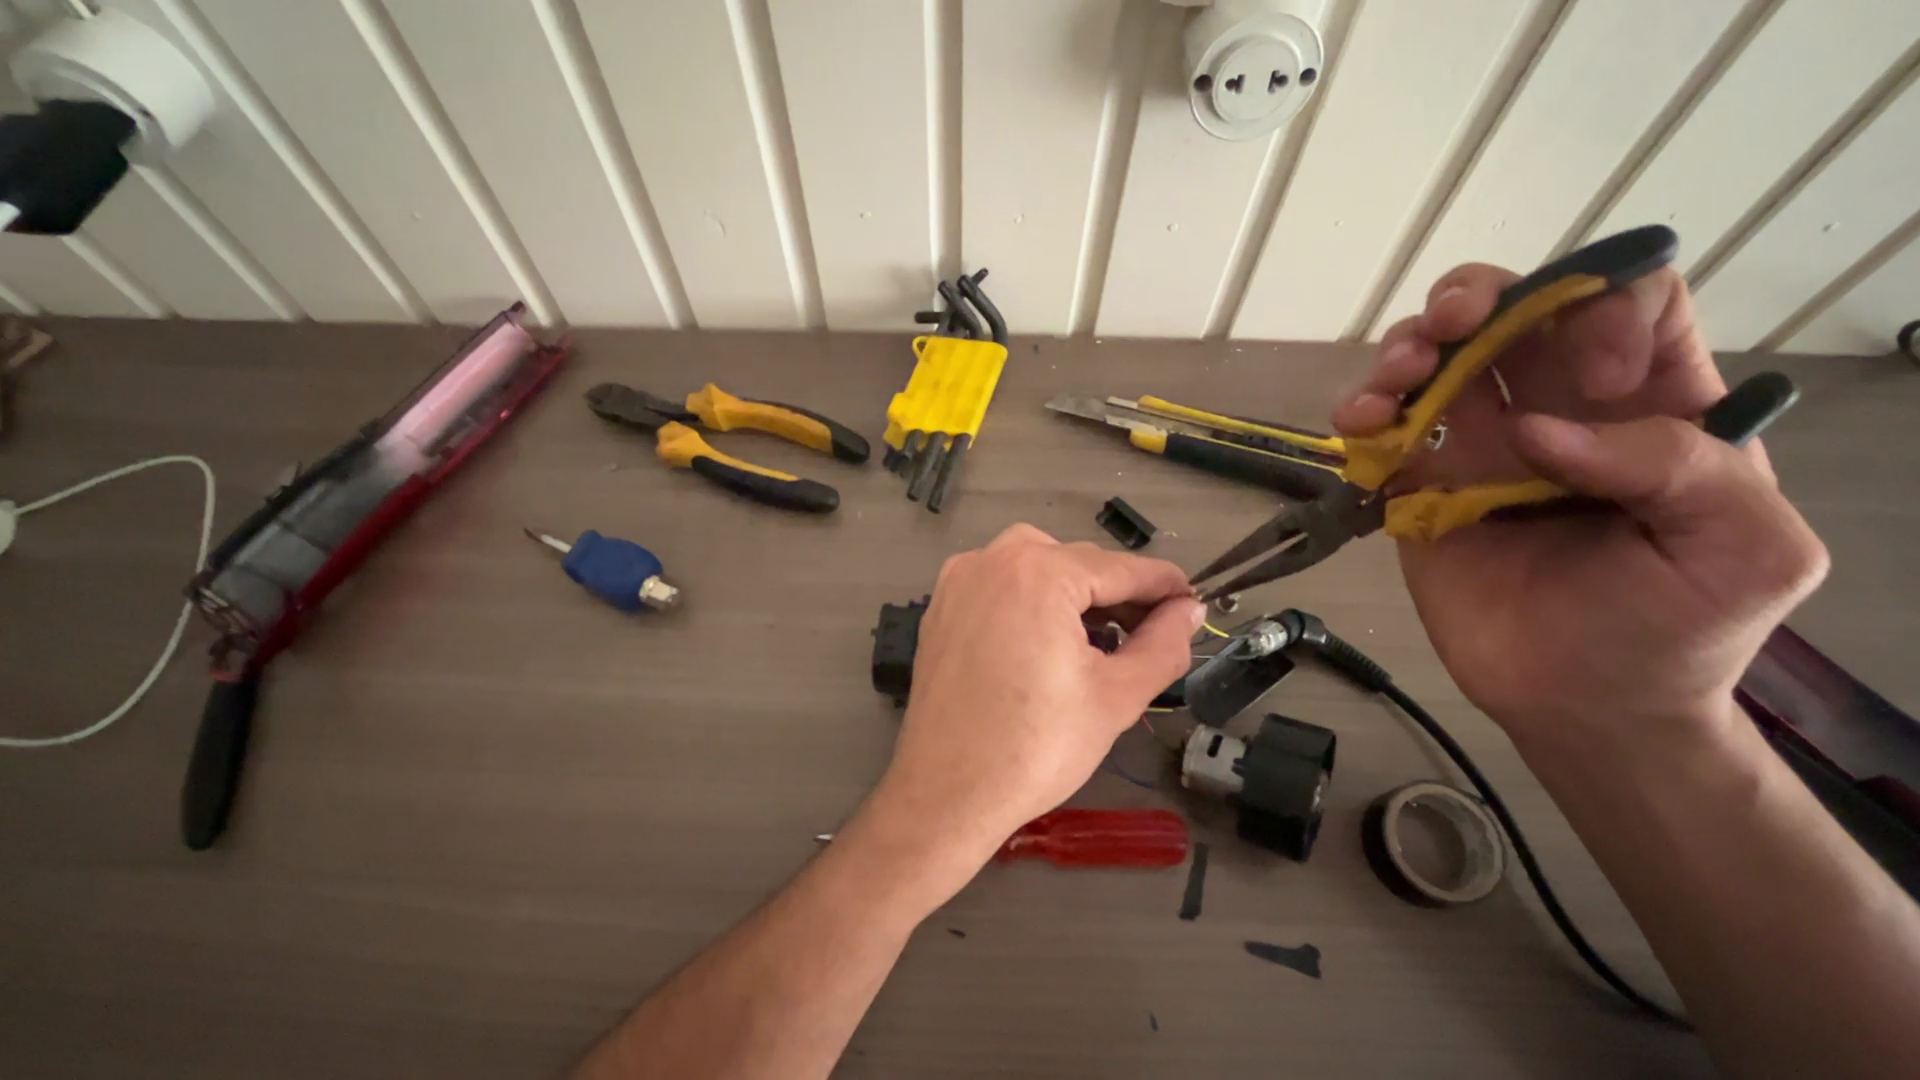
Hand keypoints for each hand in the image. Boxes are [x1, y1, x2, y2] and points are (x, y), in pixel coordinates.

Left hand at [863, 525, 1203, 859]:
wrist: (947, 792)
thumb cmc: (1036, 747)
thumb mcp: (1116, 696)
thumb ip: (1163, 644)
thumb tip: (1188, 611)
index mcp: (1038, 573)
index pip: (1120, 568)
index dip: (1164, 585)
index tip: (1193, 601)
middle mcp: (992, 559)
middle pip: (1076, 563)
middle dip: (1118, 594)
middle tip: (1152, 633)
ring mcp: (959, 582)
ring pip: (1036, 569)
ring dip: (1075, 595)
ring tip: (1103, 642)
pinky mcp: (940, 609)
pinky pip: (1001, 588)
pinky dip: (1032, 603)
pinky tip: (1050, 644)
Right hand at [1334, 264, 1827, 743]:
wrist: (1583, 704)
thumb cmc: (1679, 629)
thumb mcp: (1747, 552)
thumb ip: (1683, 470)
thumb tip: (1537, 434)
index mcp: (1651, 403)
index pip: (1629, 301)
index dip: (1604, 308)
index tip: (1592, 382)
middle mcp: (1558, 408)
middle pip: (1511, 310)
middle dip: (1474, 296)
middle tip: (1452, 326)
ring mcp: (1479, 446)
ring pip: (1433, 358)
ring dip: (1405, 348)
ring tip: (1397, 381)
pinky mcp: (1419, 487)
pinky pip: (1381, 430)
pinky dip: (1360, 413)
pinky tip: (1358, 425)